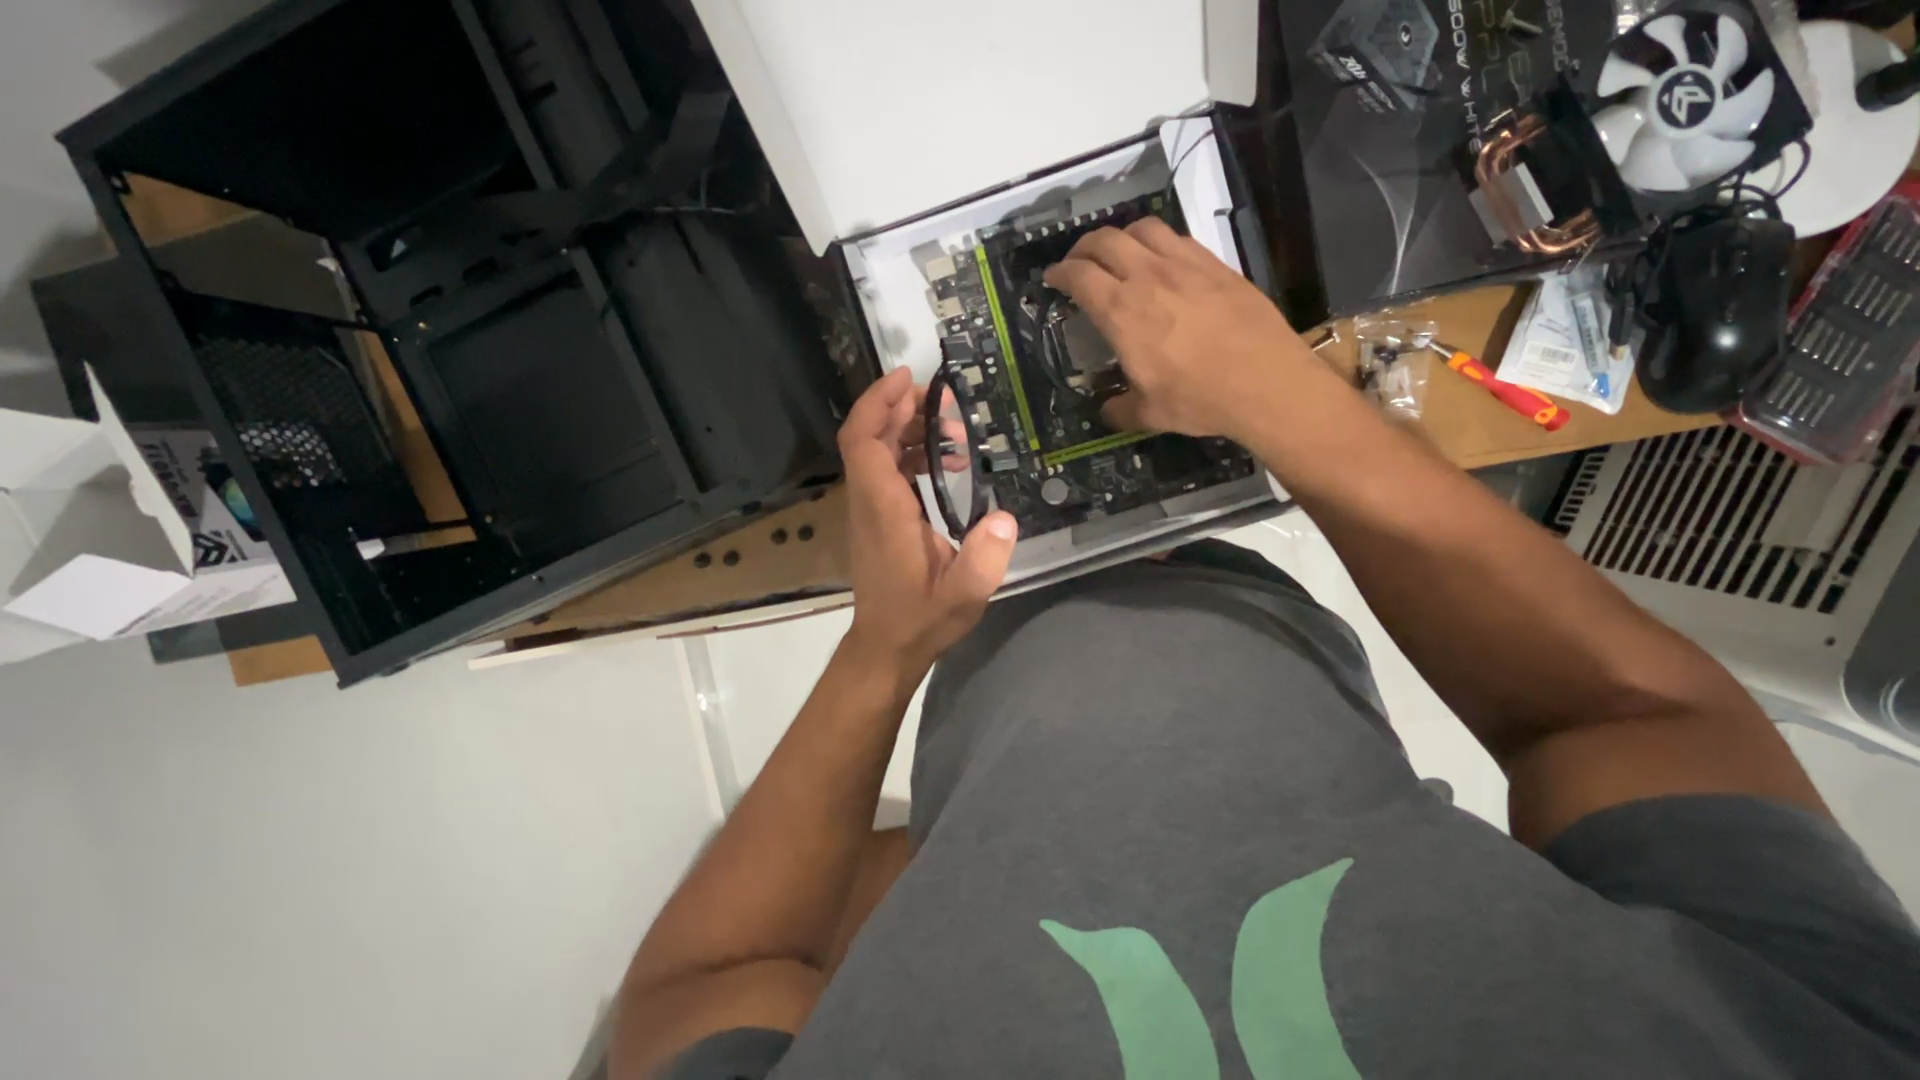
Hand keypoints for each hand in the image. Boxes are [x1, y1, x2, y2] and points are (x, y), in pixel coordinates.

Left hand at [838, 368, 1018, 672]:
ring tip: (954, 427)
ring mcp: (870, 511)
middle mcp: (869, 502)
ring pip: (877, 452)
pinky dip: (911, 454)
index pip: (865, 441)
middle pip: (869, 437)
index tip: (908, 379)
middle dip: (899, 407)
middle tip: (944, 395)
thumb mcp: (962, 596)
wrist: (885, 648)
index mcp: (883, 509)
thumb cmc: (920, 621)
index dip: (879, 403)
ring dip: (908, 430)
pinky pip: (887, 471)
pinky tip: (947, 462)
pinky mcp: (878, 520)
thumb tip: (1005, 517)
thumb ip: (984, 558)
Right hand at [1044, 218, 1319, 441]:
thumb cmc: (1200, 399)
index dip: (1060, 273)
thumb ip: (1120, 408)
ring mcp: (1185, 265)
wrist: (1266, 382)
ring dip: (1122, 235)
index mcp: (1121, 311)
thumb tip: (1107, 410)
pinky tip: (1163, 260)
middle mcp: (1148, 277)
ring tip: (1120, 252)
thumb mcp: (1149, 414)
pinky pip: (1178, 238)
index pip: (1079, 275)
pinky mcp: (1216, 264)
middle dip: (1083, 248)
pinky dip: (1159, 241)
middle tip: (1079, 262)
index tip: (1053, 278)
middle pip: (1105, 241)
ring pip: (1142, 228)